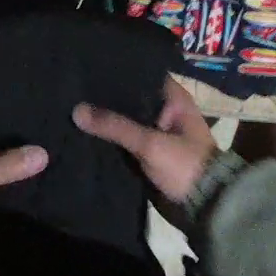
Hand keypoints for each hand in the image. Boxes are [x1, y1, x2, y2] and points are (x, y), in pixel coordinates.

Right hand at [72, 78, 217, 203]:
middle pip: (131, 99)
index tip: (88, 68)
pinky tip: (83, 133)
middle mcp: (165, 111)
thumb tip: (77, 109)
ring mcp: (156, 133)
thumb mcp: (150, 143)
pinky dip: (110, 140)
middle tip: (73, 88)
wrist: (205, 207)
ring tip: (70, 107)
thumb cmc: (185, 165)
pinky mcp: (148, 154)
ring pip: (126, 122)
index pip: (142, 75)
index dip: (118, 73)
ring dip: (106, 120)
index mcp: (174, 98)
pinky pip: (125, 141)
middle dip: (106, 98)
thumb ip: (115, 126)